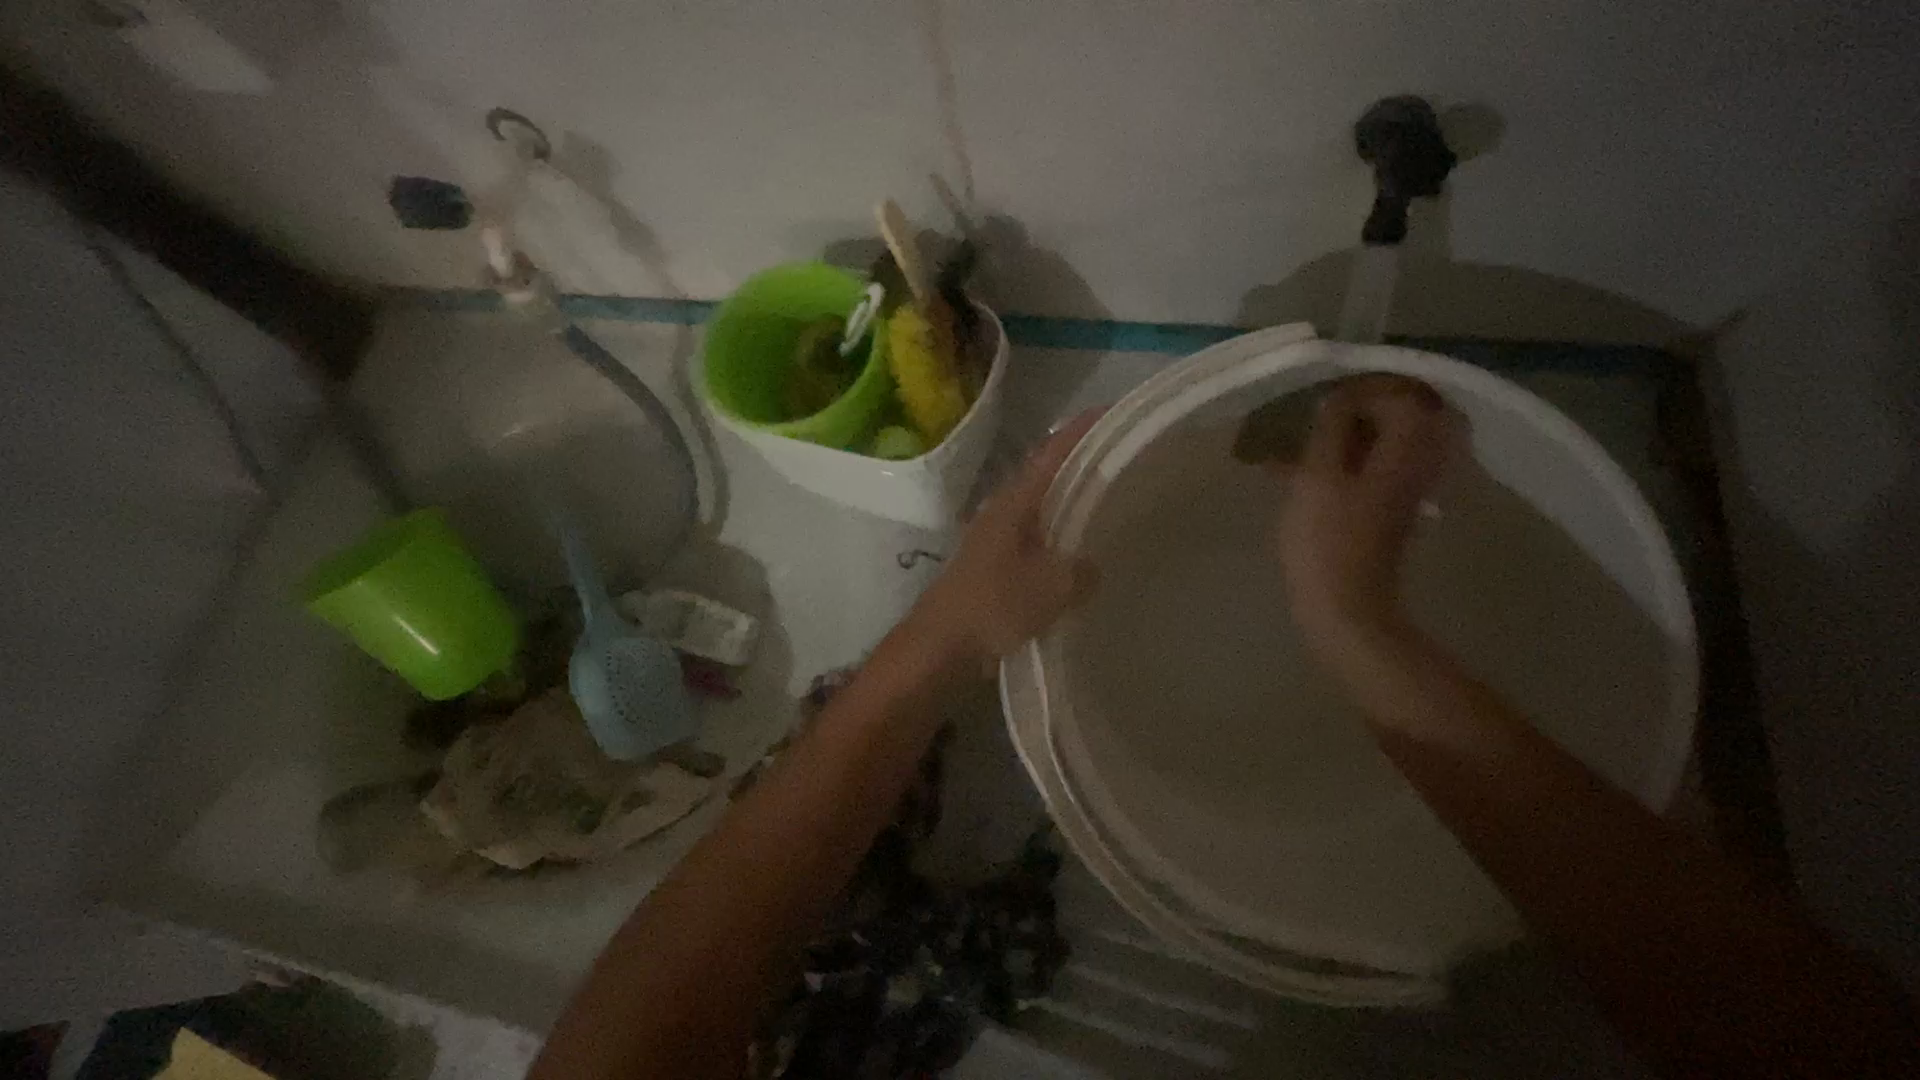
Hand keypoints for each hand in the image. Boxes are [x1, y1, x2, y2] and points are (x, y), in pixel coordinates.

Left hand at [908, 411, 1103, 670]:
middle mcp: (1003, 511)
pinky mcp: (994, 568)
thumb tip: (1091, 567)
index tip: (1113, 412)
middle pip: (1047, 475)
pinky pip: (1037, 541)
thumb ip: (1081, 571)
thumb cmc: (993, 606)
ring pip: (1041, 509)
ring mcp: (996, 540)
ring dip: (1071, 502)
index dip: (1082, 430)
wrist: (940, 647)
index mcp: (1014, 502)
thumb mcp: (1052, 587)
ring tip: (1111, 502)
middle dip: (1082, 463)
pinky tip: (1080, 555)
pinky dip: (1060, 537)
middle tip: (1124, 459)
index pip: (1052, 452)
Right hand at [1275, 375, 1457, 667]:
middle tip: (1321, 414)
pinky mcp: (1391, 509)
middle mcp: (1420, 462)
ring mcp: (1408, 488)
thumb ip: (1331, 427)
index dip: (1362, 388)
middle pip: (1403, 414)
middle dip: (1361, 407)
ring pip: (1388, 441)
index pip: (1400, 393)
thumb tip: (1339, 397)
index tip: (1324, 398)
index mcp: (1407, 447)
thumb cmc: (1326, 539)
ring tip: (1308, 443)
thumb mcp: (1318, 475)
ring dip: (1351, 435)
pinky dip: (1348, 460)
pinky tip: (1305, 474)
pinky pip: (1376, 466)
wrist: (1345, 606)